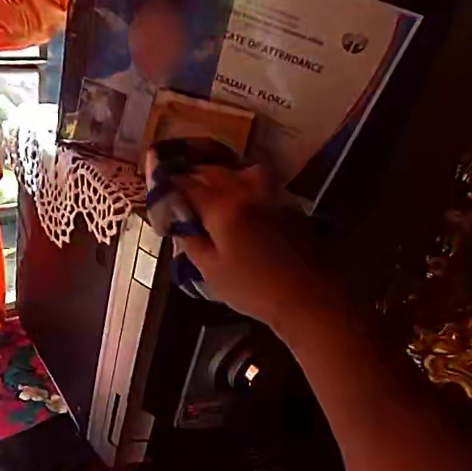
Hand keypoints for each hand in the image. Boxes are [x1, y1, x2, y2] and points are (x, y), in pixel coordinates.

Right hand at [171, 163, 336, 332]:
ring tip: (218, 188)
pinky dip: (248, 190)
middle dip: (199, 174)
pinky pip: (264, 189)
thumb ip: (193, 245)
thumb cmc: (253, 288)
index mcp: (223, 209)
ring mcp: (273, 200)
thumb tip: (182, 229)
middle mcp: (247, 195)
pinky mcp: (291, 211)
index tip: (163, 184)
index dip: (174, 183)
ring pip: (246, 173)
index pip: (191, 186)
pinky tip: (245, 207)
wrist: (308, 297)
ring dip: (228, 175)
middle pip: (219, 172)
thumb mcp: (212, 272)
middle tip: (186, 183)